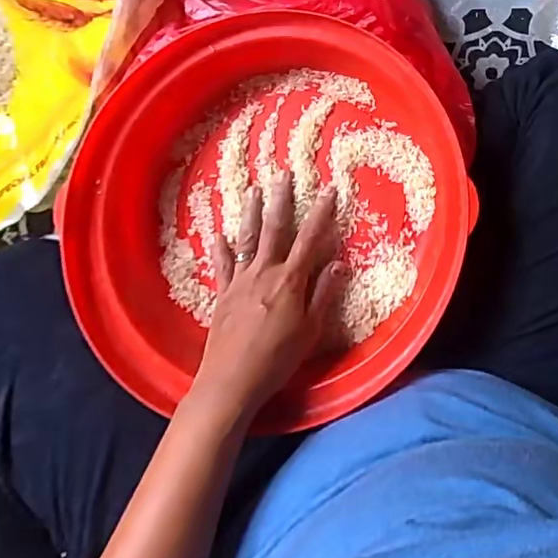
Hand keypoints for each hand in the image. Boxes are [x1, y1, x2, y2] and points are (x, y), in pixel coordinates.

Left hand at [189, 172, 337, 417]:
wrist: (229, 383)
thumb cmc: (277, 357)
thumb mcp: (311, 329)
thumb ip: (324, 293)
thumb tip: (339, 263)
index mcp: (290, 280)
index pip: (311, 239)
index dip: (322, 213)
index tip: (330, 189)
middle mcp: (264, 273)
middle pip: (274, 230)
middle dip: (281, 201)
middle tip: (282, 175)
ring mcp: (240, 283)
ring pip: (247, 240)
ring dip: (251, 214)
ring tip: (253, 191)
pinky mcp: (222, 296)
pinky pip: (222, 266)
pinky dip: (221, 248)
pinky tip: (219, 234)